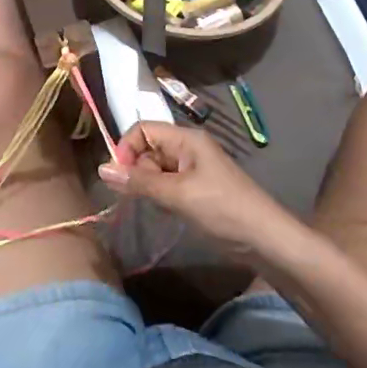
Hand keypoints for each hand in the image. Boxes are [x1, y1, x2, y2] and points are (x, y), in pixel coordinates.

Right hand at [100, 121, 287, 257]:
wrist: (264, 238)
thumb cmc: (222, 209)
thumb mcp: (177, 194)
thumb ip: (139, 182)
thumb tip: (102, 169)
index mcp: (186, 139)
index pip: (143, 129)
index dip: (127, 149)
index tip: (120, 177)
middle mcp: (188, 148)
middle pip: (148, 149)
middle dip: (138, 170)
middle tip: (145, 196)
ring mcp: (193, 169)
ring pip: (156, 169)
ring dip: (149, 186)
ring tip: (161, 205)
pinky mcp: (196, 189)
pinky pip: (167, 185)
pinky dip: (162, 196)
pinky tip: (169, 212)